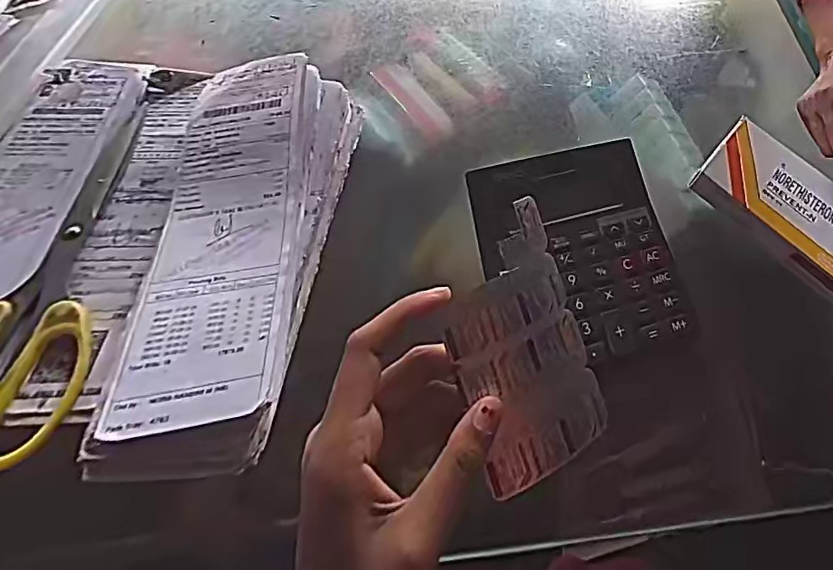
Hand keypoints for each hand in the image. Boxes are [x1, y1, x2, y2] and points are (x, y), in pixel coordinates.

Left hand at [298, 287, 500, 569]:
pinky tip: (474, 427)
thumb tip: (492, 406)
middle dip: (447, 364)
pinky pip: (410, 425)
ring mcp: (354, 451)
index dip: (403, 314)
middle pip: (398, 373)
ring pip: (408, 398)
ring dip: (450, 394)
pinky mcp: (368, 467)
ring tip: (492, 395)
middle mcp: (342, 436)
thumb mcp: (414, 535)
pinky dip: (443, 420)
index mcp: (339, 443)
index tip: (444, 298)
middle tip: (493, 361)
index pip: (365, 351)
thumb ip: (457, 468)